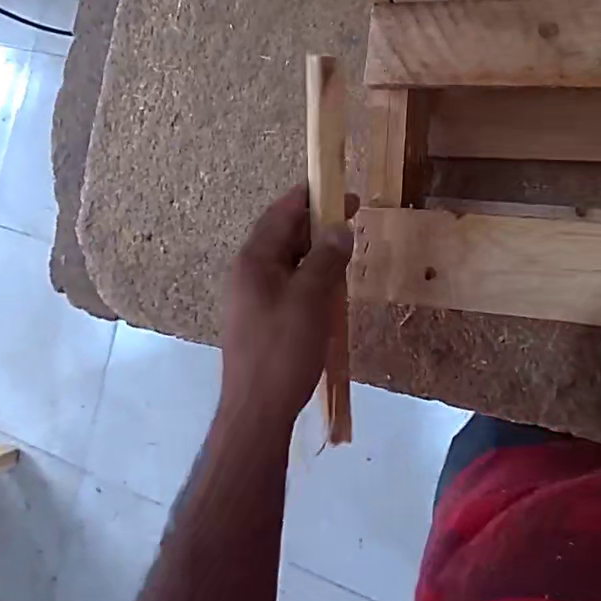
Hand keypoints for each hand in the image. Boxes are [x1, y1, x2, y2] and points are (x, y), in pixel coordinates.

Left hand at [220, 184, 357, 432]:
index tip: (339, 188)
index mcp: (254, 260)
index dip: (309, 196)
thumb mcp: (310, 299)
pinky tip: (331, 284)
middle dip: (316, 222)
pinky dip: (310, 274)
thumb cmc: (282, 351)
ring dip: (316, 250)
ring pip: (288, 259)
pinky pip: (289, 282)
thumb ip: (326, 259)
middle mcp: (249, 272)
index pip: (281, 212)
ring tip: (346, 247)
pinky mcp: (262, 317)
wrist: (256, 413)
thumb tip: (340, 227)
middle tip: (351, 217)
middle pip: (283, 233)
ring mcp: (253, 296)